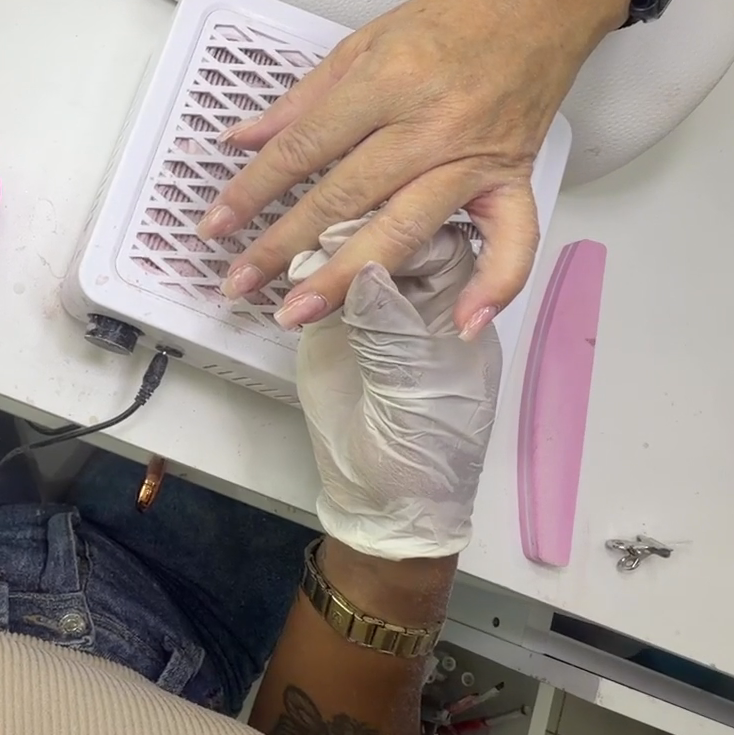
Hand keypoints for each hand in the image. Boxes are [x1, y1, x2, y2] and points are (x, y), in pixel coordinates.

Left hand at [201, 0, 635, 337]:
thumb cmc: (446, 19)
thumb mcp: (360, 46)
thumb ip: (298, 102)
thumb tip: (240, 140)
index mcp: (385, 83)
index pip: (302, 149)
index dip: (252, 191)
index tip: (214, 227)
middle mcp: (429, 125)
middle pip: (344, 198)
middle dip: (283, 246)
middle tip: (239, 284)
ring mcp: (475, 157)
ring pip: (406, 226)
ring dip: (350, 277)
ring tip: (300, 312)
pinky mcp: (515, 177)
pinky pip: (514, 239)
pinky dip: (497, 284)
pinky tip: (464, 324)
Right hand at [292, 220, 500, 560]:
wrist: (381, 502)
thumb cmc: (422, 458)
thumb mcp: (415, 402)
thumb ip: (394, 337)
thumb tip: (368, 270)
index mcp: (456, 317)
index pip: (441, 250)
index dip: (405, 231)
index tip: (365, 232)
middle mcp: (415, 306)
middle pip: (390, 243)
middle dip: (354, 234)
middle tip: (318, 237)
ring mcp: (370, 316)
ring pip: (347, 261)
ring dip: (319, 252)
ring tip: (290, 254)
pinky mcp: (331, 330)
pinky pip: (315, 291)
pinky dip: (296, 278)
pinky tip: (277, 275)